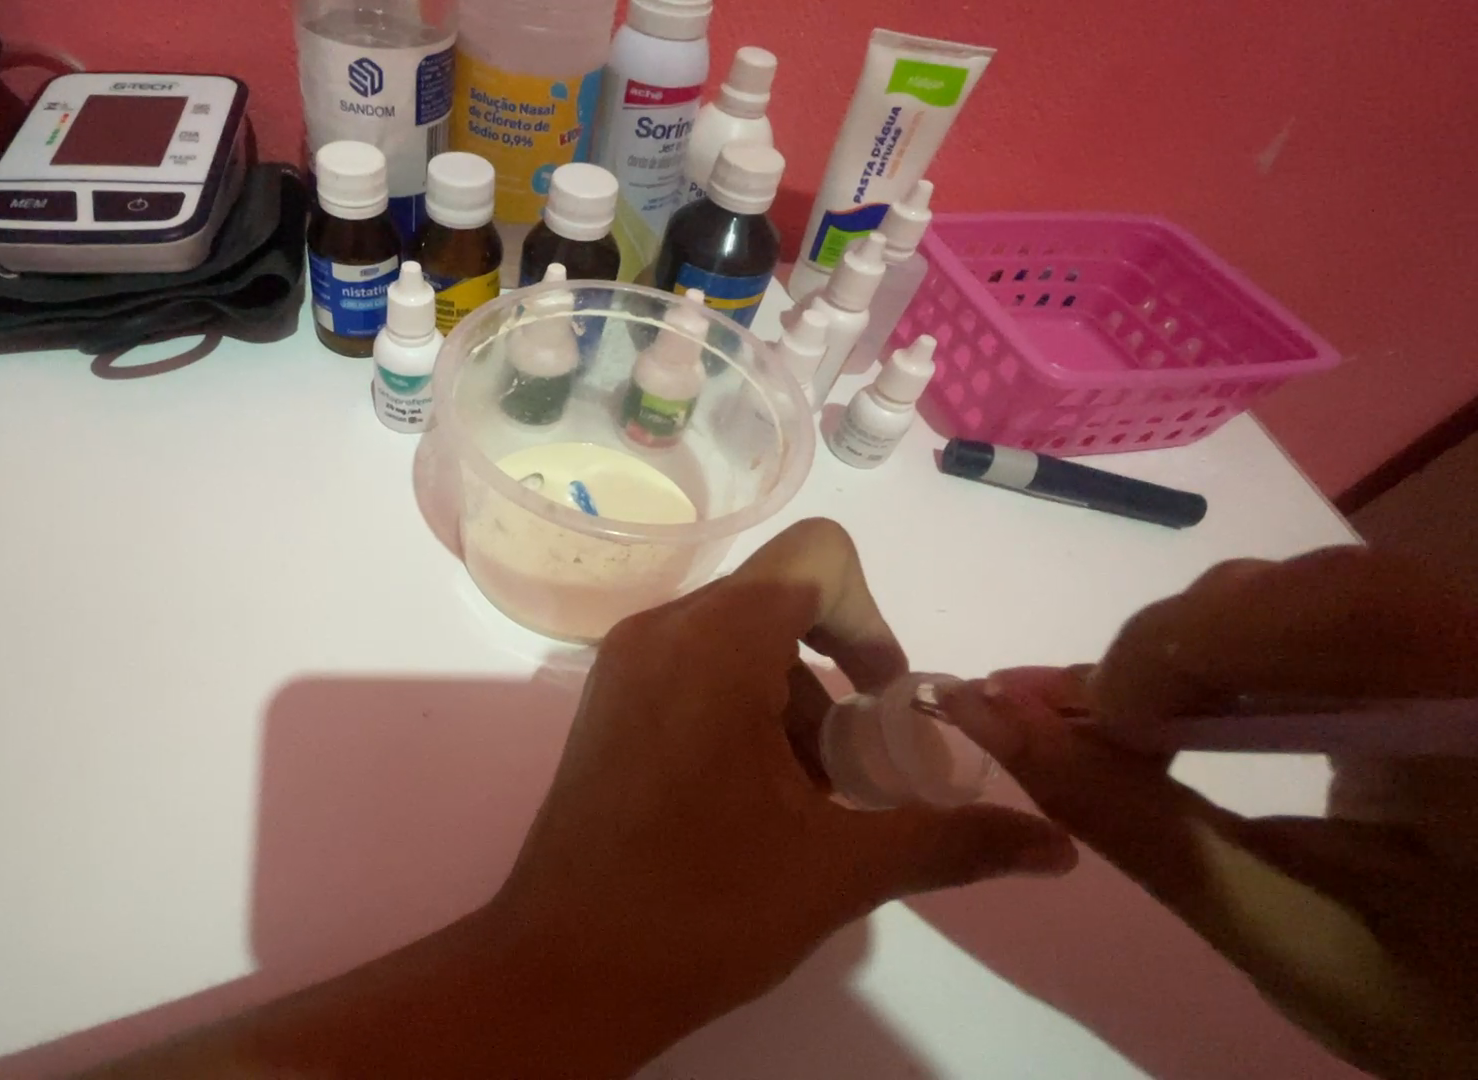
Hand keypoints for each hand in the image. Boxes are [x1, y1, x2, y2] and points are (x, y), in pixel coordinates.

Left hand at [493, 518, 1077, 1040]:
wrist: (566, 962)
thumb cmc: (702, 905)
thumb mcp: (838, 867)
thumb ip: (950, 838)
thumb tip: (1056, 846)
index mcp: (713, 641)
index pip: (814, 557)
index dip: (866, 615)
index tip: (881, 696)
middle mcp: (660, 629)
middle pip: (777, 606)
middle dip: (832, 681)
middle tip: (846, 773)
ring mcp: (623, 661)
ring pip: (734, 641)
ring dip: (787, 705)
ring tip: (798, 802)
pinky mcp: (607, 697)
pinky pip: (691, 667)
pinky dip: (738, 707)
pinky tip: (748, 795)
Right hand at [944, 548, 1477, 1077]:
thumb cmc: (1442, 1007)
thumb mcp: (1279, 932)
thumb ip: (1122, 815)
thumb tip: (972, 708)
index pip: (1335, 610)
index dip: (1187, 647)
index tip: (1108, 732)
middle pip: (1290, 590)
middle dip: (1161, 655)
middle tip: (1086, 730)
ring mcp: (1463, 648)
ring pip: (1277, 594)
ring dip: (1172, 657)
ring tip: (1111, 727)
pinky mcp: (1435, 656)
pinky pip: (1293, 620)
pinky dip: (1204, 664)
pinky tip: (1161, 715)